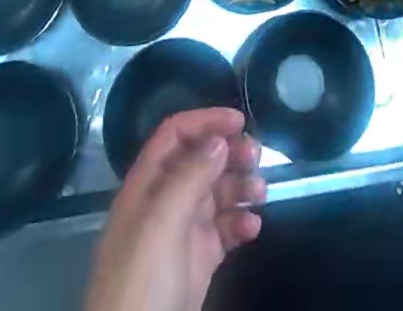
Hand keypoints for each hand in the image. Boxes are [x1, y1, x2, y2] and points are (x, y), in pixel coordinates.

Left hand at [83, 108, 265, 310]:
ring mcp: (180, 234)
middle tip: (258, 158)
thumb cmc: (141, 280)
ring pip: (213, 195)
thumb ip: (188, 178)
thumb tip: (218, 139)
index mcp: (145, 185)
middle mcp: (163, 202)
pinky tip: (254, 227)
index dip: (204, 121)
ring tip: (261, 194)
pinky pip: (222, 232)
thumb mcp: (161, 224)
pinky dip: (239, 224)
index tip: (240, 122)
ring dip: (238, 188)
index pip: (174, 136)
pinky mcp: (197, 263)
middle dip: (228, 154)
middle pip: (198, 162)